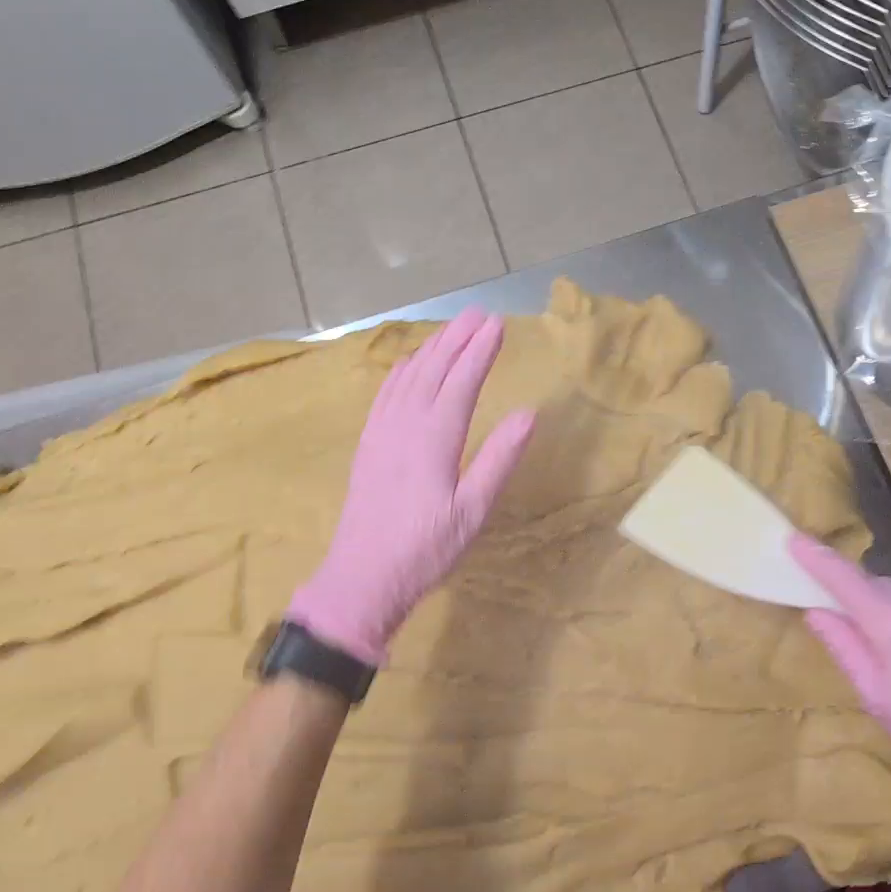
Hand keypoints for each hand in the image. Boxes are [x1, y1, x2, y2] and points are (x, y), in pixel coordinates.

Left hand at [289, 308, 535, 664]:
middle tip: (478, 313)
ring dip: (430, 349)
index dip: (480, 351)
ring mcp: (381, 434)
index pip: (461, 382)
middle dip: (457, 338)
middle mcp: (405, 426)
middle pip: (433, 370)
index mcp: (434, 439)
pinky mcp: (368, 446)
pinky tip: (408, 364)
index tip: (498, 324)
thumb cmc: (427, 549)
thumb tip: (528, 413)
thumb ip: (499, 459)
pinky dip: (400, 372)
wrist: (363, 578)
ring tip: (451, 328)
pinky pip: (384, 395)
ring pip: (407, 378)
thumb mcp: (473, 510)